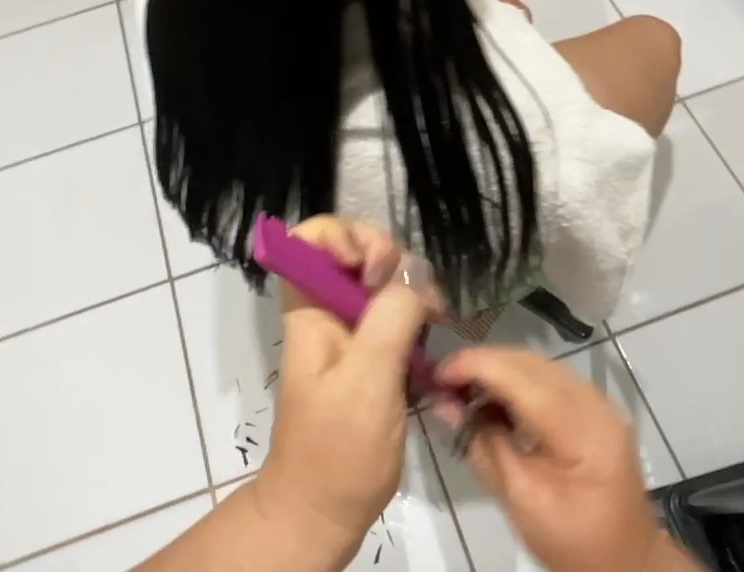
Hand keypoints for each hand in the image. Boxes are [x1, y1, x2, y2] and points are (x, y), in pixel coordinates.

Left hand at [249, 217, 432, 559]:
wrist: (326, 509)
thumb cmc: (338, 448)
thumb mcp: (368, 381)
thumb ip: (390, 320)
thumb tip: (414, 271)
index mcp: (308, 308)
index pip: (309, 239)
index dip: (344, 235)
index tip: (376, 269)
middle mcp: (325, 308)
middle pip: (351, 248)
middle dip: (389, 258)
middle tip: (417, 296)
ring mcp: (348, 328)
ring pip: (377, 277)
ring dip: (409, 285)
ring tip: (434, 315)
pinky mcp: (370, 349)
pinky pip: (392, 309)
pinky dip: (415, 310)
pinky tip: (435, 329)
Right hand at [435, 348, 686, 571]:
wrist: (626, 562)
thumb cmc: (573, 540)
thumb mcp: (521, 500)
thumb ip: (483, 445)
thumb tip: (443, 403)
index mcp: (581, 429)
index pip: (519, 377)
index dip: (473, 366)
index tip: (435, 374)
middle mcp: (593, 402)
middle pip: (527, 362)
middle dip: (480, 364)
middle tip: (442, 384)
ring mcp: (597, 401)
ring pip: (535, 364)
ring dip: (496, 370)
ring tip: (462, 391)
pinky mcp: (593, 407)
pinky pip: (547, 377)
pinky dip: (515, 380)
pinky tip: (494, 400)